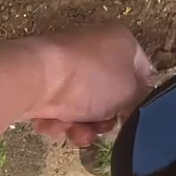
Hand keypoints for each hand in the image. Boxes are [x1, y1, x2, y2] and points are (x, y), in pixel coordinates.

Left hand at [20, 26, 154, 145]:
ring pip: (80, 107)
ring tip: (74, 133)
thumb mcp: (129, 92)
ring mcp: (64, 66)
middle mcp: (92, 49)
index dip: (140, 98)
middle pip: (107, 96)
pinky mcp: (40, 82)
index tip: (133, 119)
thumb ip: (140, 100)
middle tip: (99, 128)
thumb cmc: (90, 79)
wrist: (34, 78)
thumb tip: (135, 107)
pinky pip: (55, 108)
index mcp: (120, 42)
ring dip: (79, 127)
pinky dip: (55, 121)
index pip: (141, 72)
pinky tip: (52, 123)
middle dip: (103, 120)